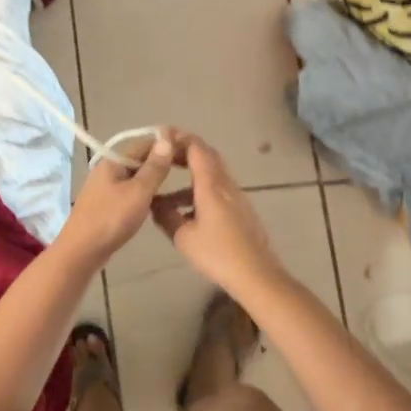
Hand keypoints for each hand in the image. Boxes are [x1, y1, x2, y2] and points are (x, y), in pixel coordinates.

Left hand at [57, 129, 176, 269]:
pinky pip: (129, 191)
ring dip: (154, 177)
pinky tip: (157, 200)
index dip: (166, 143)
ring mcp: (104, 187)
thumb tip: (166, 138)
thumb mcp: (138, 192)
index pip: (144, 144)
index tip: (190, 149)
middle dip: (161, 160)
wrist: (82, 250)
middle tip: (188, 166)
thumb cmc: (111, 218)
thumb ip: (154, 167)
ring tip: (178, 181)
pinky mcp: (106, 204)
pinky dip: (144, 191)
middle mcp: (107, 170)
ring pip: (134, 176)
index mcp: (113, 162)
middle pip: (138, 159)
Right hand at [152, 135, 283, 296]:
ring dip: (191, 174)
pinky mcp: (242, 210)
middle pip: (207, 156)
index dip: (178, 137)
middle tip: (162, 156)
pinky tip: (187, 212)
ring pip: (212, 174)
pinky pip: (218, 189)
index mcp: (211, 186)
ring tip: (168, 192)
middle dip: (184, 151)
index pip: (196, 148)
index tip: (160, 135)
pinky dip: (200, 190)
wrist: (257, 275)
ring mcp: (237, 197)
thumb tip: (153, 202)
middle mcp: (226, 185)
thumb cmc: (218, 254)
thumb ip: (166, 216)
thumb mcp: (183, 237)